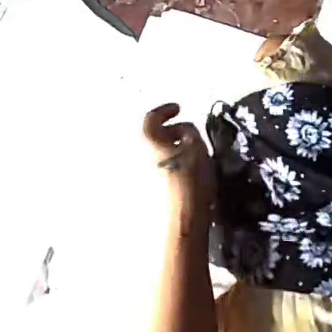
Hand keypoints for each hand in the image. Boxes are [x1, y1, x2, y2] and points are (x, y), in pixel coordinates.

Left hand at [142, 103, 213, 228]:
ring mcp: (134, 176)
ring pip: (149, 154)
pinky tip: (178, 173)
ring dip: (165, 150)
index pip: (151, 117)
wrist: (180, 222)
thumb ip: (188, 131)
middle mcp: (134, 155)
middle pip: (149, 136)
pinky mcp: (139, 193)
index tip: (179, 109)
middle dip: (166, 132)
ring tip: (185, 155)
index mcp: (146, 140)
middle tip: (185, 135)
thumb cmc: (190, 178)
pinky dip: (162, 166)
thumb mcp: (197, 146)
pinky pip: (150, 170)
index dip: (166, 110)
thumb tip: (182, 131)